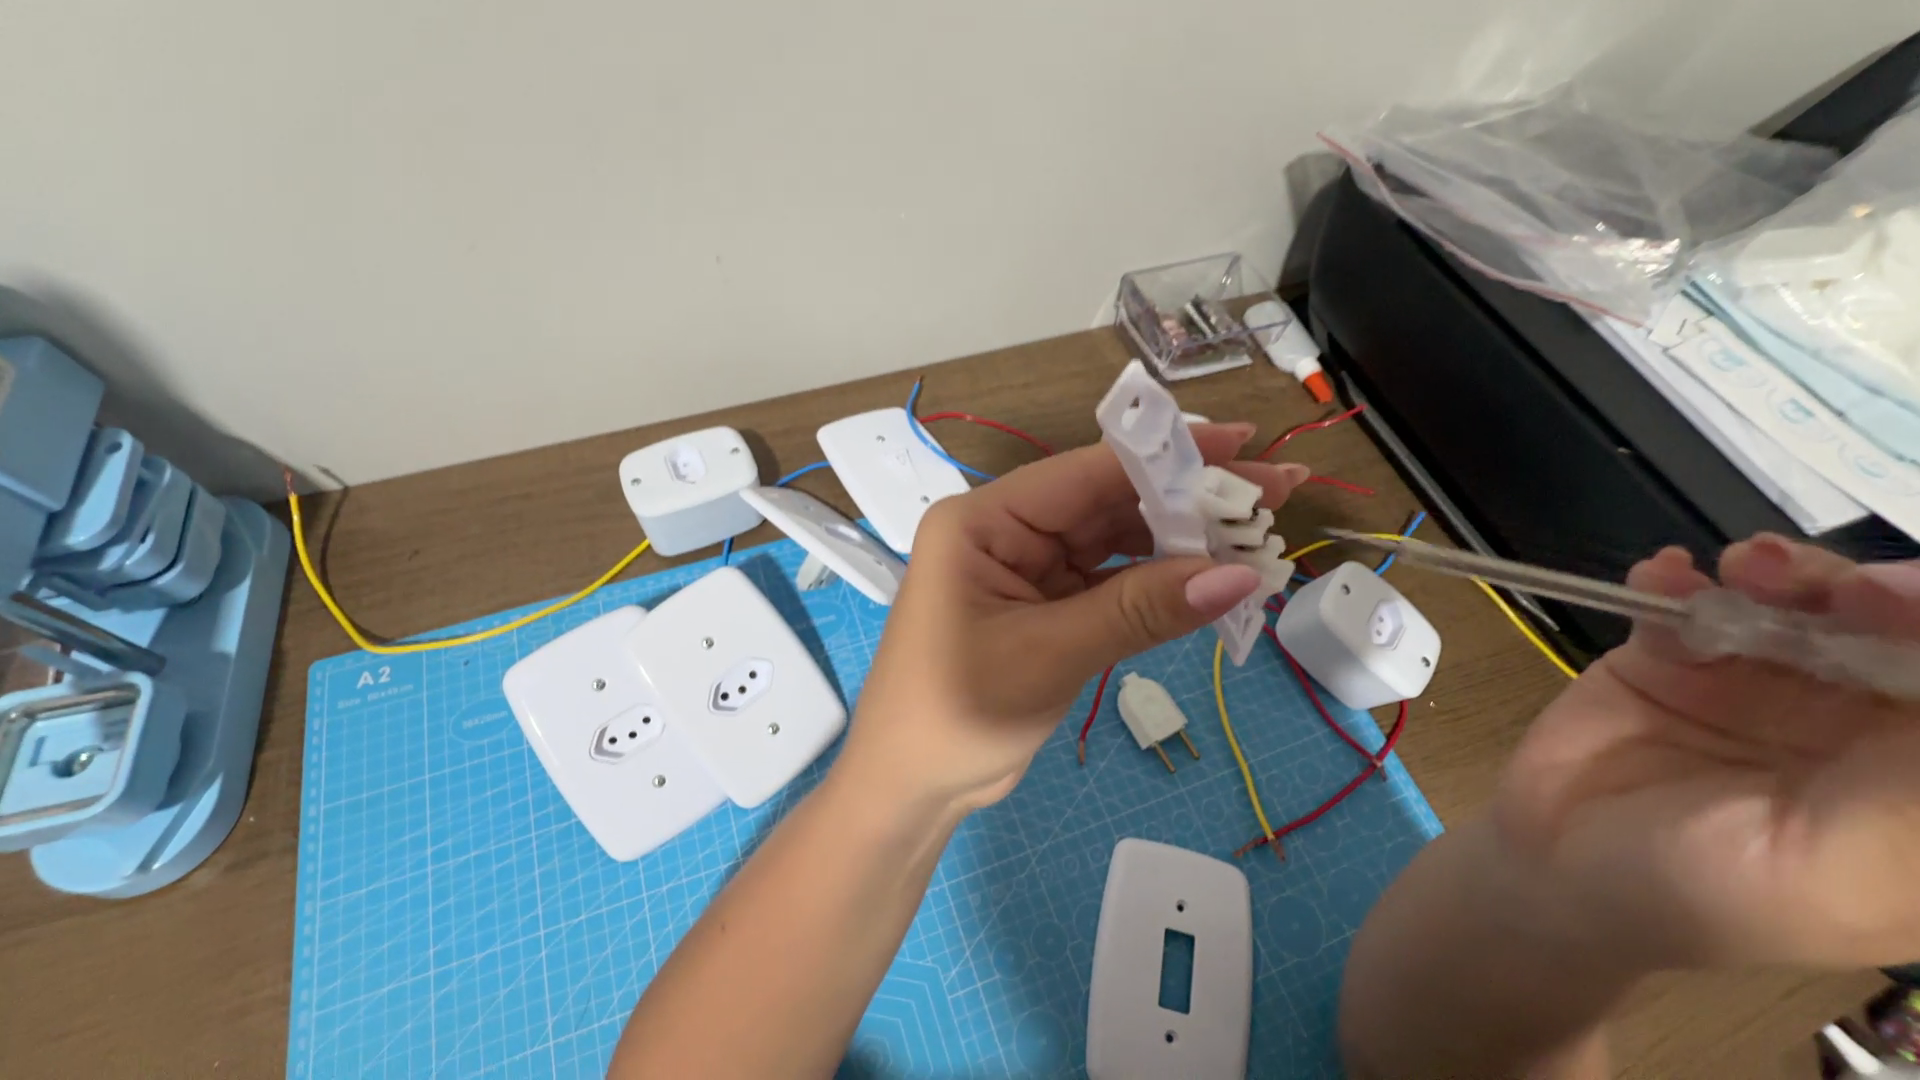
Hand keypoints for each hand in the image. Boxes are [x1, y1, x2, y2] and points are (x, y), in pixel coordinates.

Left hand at [830, 423, 1308, 811]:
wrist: (910, 787)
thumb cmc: (957, 715)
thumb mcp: (1050, 655)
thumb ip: (1140, 610)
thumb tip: (1239, 576)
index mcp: (983, 521)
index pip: (1087, 473)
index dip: (1170, 457)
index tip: (1247, 443)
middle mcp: (1004, 532)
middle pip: (1108, 501)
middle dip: (1189, 499)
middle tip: (1277, 490)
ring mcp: (1025, 569)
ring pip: (1115, 541)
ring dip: (1181, 542)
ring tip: (1256, 536)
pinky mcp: (1042, 605)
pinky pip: (1109, 581)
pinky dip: (1157, 583)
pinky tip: (1210, 579)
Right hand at [1494, 536, 1919, 968]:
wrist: (1552, 873)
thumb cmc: (1705, 897)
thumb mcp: (1837, 875)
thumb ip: (1904, 796)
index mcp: (1915, 780)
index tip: (1898, 608)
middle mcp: (1855, 721)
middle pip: (1891, 630)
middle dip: (1877, 594)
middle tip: (1837, 589)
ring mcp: (1757, 683)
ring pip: (1797, 602)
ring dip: (1781, 573)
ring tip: (1741, 566)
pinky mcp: (1669, 659)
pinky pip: (1684, 604)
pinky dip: (1674, 581)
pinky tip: (1658, 580)